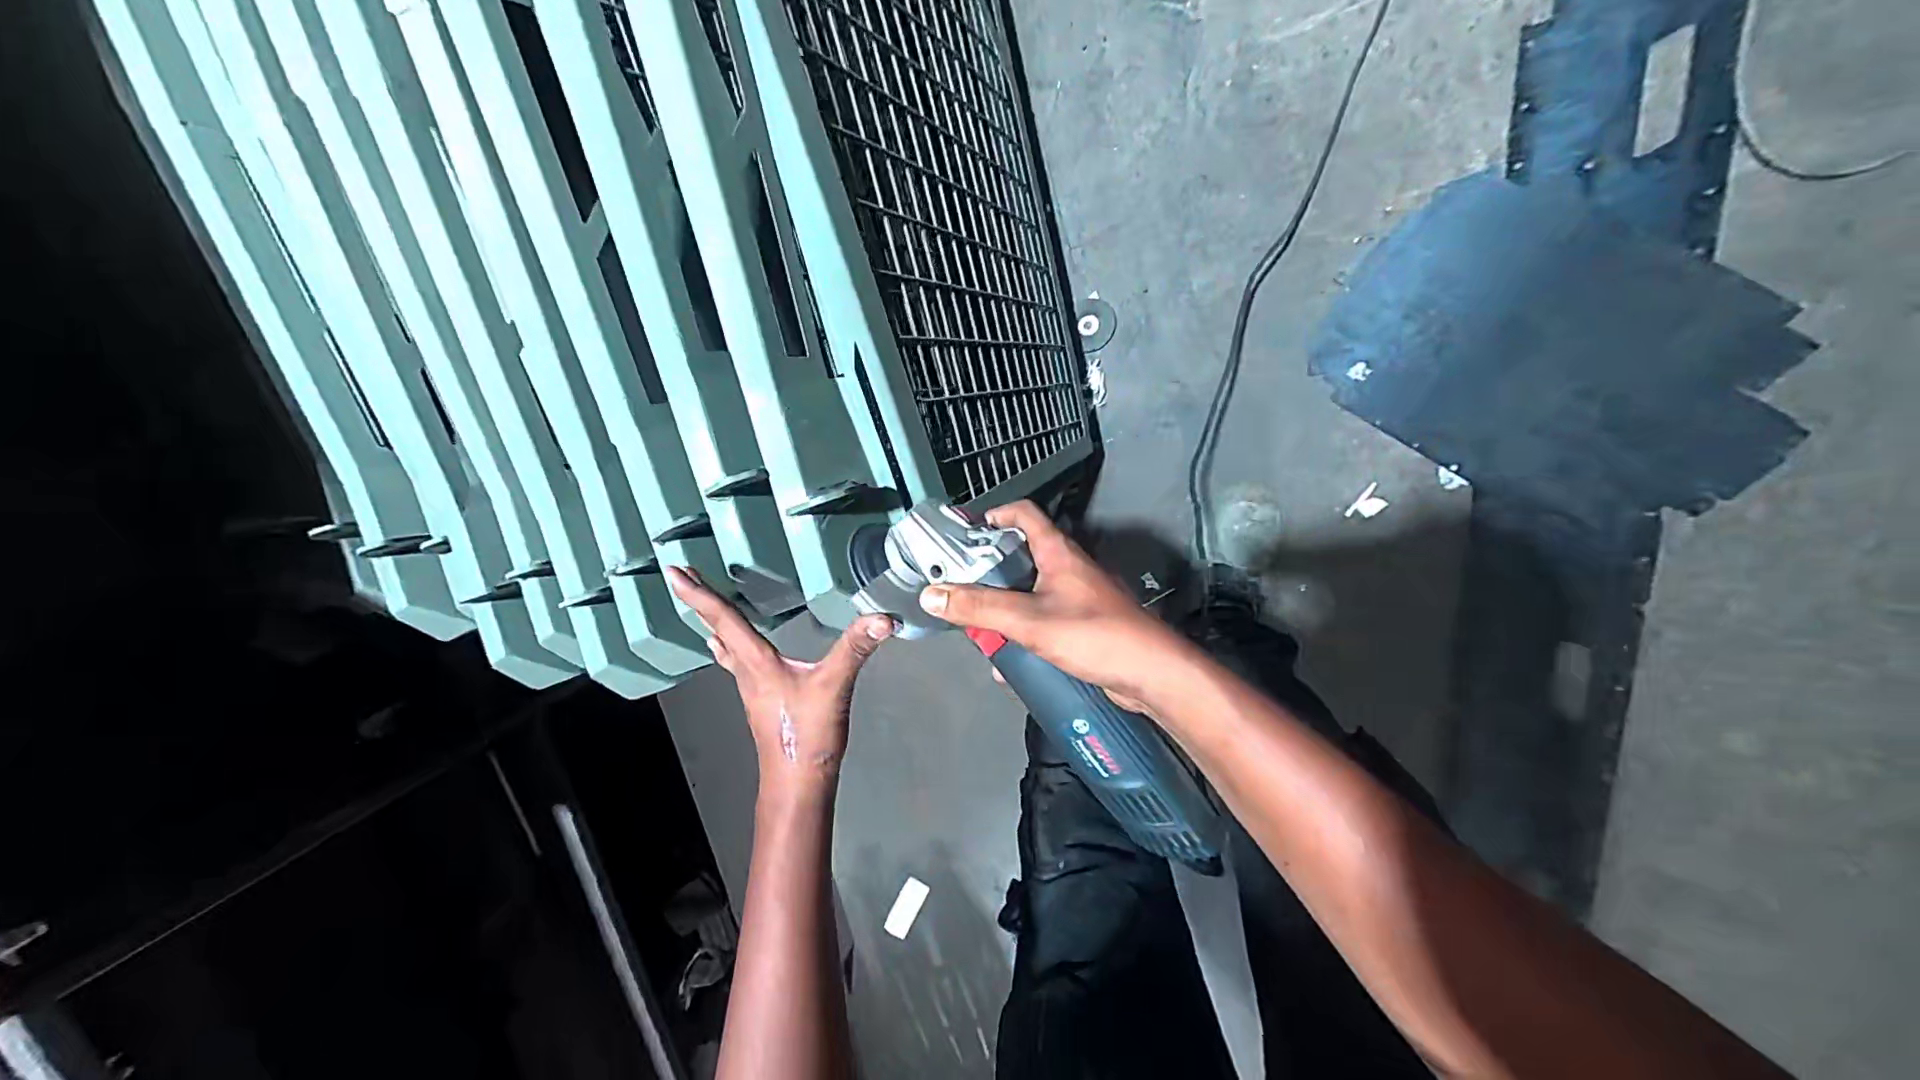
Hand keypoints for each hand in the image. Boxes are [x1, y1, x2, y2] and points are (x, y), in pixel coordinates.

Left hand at [666, 566, 894, 795]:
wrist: (796, 783)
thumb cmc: (807, 736)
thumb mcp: (834, 686)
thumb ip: (856, 648)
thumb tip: (882, 618)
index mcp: (758, 663)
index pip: (724, 620)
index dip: (700, 594)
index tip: (674, 571)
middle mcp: (748, 672)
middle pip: (717, 629)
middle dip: (698, 601)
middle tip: (679, 575)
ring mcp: (752, 688)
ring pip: (725, 647)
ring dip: (712, 622)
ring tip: (701, 603)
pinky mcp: (761, 699)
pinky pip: (737, 661)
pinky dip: (729, 643)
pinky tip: (730, 646)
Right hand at [916, 501, 1199, 712]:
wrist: (1150, 674)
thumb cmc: (1096, 635)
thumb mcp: (1029, 620)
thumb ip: (980, 608)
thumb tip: (933, 594)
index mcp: (1058, 553)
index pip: (1023, 513)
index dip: (993, 514)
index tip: (964, 530)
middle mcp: (1067, 569)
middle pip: (1019, 556)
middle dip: (988, 572)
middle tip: (960, 586)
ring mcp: (1076, 597)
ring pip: (1027, 594)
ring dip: (1002, 610)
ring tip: (978, 628)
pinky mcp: (1081, 625)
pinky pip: (1041, 623)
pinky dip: (1021, 636)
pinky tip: (1008, 662)